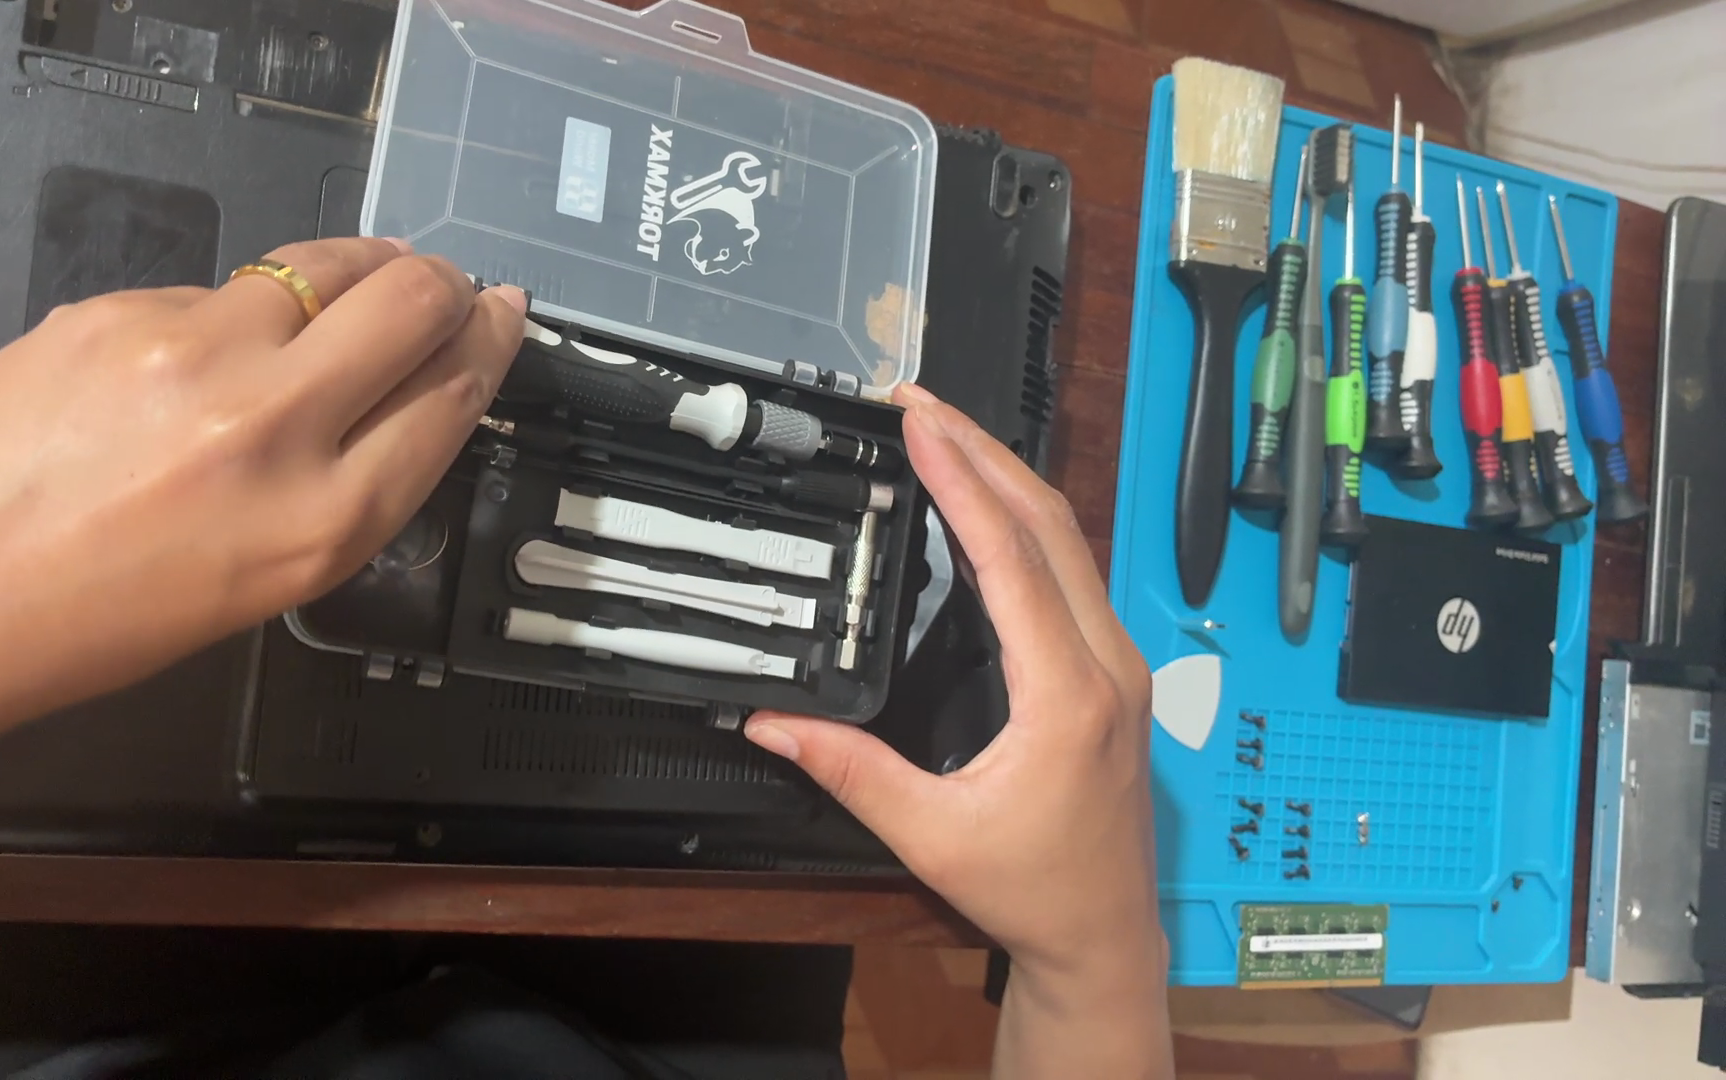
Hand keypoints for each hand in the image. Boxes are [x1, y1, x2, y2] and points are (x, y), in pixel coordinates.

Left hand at [0, 237, 524, 734]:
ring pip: (328, 267)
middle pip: (408, 307)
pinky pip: (233, 290)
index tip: (507, 315)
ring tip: (387, 270)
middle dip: (451, 286)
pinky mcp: (115, 310)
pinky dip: (268, 303)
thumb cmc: (138, 610)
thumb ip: (374, 475)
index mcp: (329, 516)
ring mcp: (188, 354)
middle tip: (456, 287)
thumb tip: (427, 385)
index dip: (493, 343)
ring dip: (375, 264)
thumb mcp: (295, 567)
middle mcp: (272, 425)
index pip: (450, 396)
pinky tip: (252, 331)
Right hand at [745, 385, 1169, 1075]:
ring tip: (944, 434)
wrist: (1105, 933)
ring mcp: (1112, 657)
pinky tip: (981, 503)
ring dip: (1004, 476)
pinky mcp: (1104, 663)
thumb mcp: (930, 833)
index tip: (920, 425)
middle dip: (983, 449)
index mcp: (1065, 691)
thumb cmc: (1032, 888)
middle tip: (921, 405)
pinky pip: (1063, 567)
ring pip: (1064, 537)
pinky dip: (1019, 518)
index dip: (961, 480)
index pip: (1010, 555)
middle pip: (1047, 522)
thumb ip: (849, 770)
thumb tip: (772, 722)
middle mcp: (1102, 658)